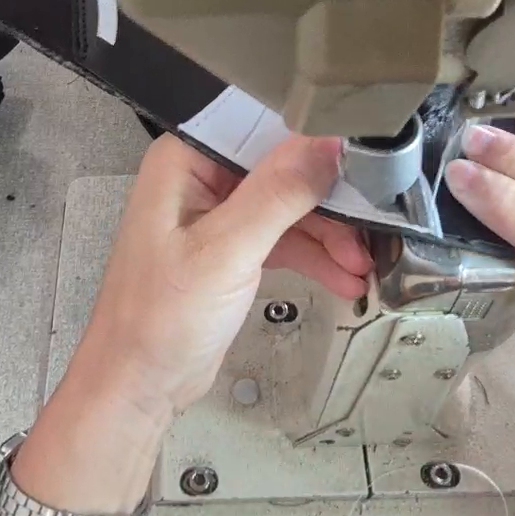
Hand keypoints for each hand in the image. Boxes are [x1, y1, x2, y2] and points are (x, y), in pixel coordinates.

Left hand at [17, 135, 368, 515]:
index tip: (364, 155)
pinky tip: (346, 277)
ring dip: (330, 235)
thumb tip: (329, 144)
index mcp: (186, 159)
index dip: (314, 139)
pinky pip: (283, 239)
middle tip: (375, 223)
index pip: (261, 129)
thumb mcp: (226, 250)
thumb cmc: (162, 317)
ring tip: (366, 264)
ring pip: (289, 207)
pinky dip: (314, 256)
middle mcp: (201, 177)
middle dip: (329, 200)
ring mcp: (218, 215)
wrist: (139, 386)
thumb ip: (279, 194)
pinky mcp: (232, 250)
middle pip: (282, 169)